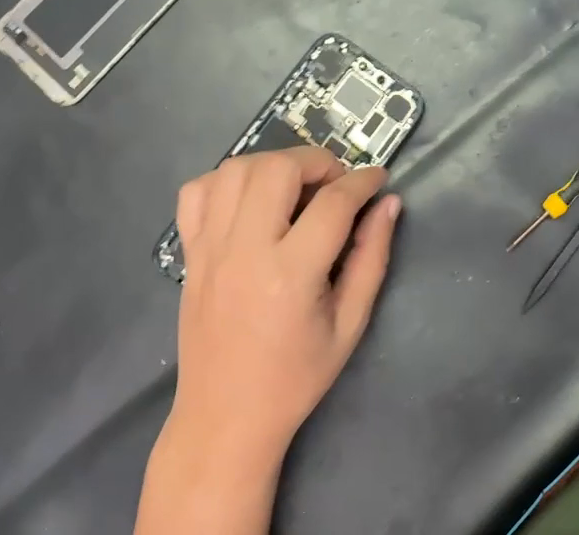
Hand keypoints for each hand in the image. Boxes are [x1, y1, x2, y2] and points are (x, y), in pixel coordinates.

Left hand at [170, 147, 400, 460]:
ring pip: (235, 169)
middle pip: (277, 169)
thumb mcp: (349, 325)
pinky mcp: (189, 253)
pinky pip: (196, 191)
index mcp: (290, 274)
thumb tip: (388, 204)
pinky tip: (249, 199)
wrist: (226, 416)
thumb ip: (371, 258)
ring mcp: (210, 248)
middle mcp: (245, 250)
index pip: (333, 203)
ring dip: (272, 164)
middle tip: (335, 183)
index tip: (378, 178)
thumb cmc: (296, 376)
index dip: (363, 181)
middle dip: (315, 162)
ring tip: (295, 186)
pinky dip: (224, 181)